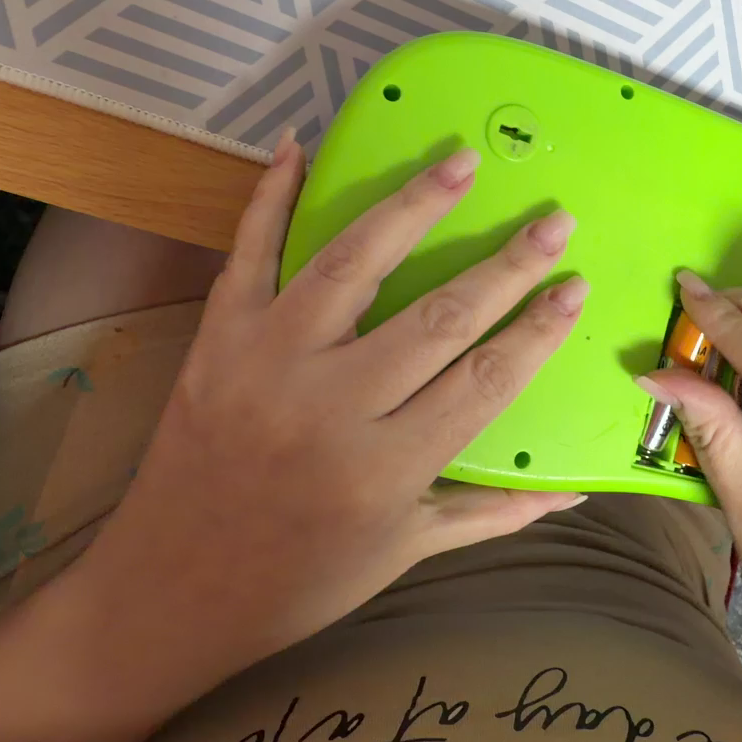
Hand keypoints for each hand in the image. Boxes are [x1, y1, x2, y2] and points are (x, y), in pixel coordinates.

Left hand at [48, 134, 588, 732]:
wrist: (166, 594)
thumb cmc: (298, 579)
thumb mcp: (404, 552)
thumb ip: (493, 512)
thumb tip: (575, 495)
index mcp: (385, 467)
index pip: (484, 381)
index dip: (536, 330)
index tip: (574, 286)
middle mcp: (331, 405)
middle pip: (437, 317)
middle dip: (505, 265)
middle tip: (552, 222)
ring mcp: (267, 361)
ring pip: (352, 264)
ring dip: (412, 207)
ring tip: (459, 164)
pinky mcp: (218, 338)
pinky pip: (248, 254)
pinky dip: (269, 197)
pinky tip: (297, 147)